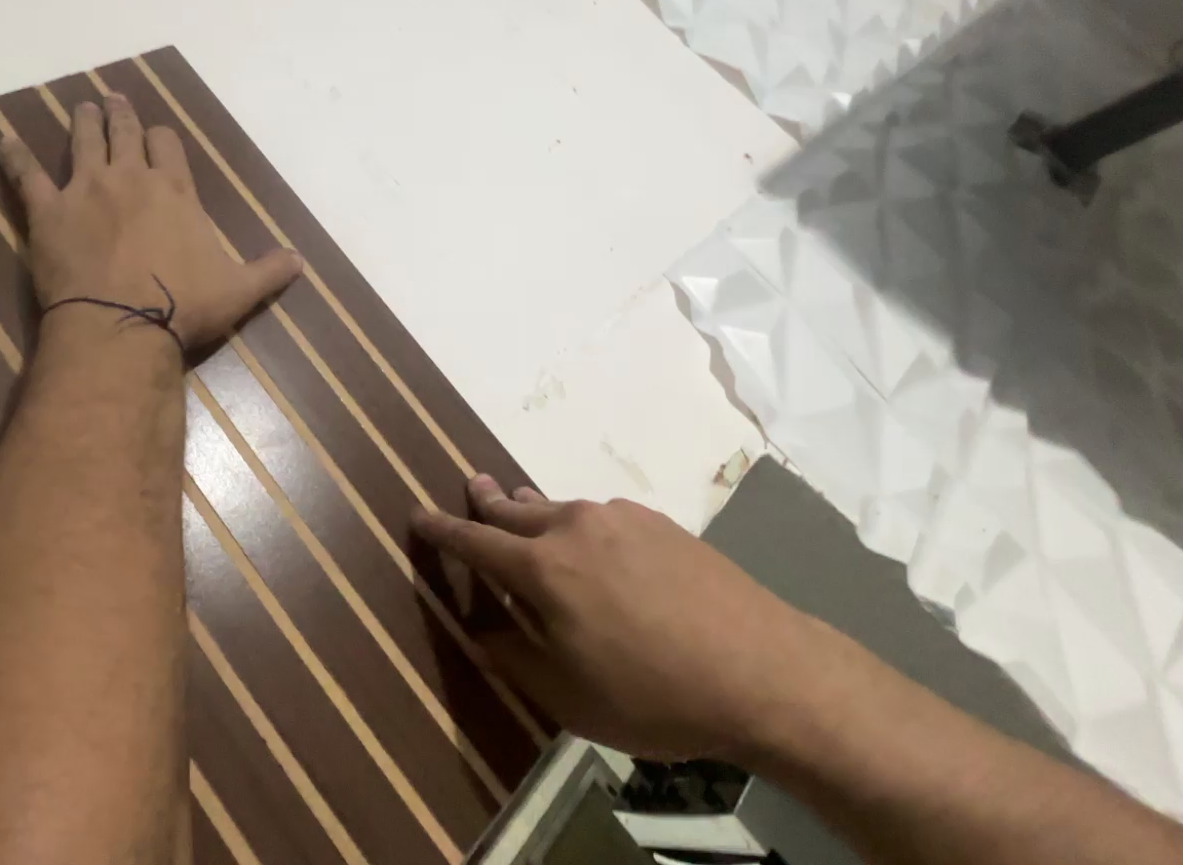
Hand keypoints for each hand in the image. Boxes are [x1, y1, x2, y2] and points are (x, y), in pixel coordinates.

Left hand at [0, 94, 301, 349]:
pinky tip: (4, 142)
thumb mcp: (238, 290)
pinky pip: (26, 175)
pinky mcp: (47, 212)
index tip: (158, 134)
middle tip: (114, 102)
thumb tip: (302, 261)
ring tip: (81, 108)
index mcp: (174, 189)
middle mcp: (129, 177)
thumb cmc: (184, 306)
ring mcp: (85, 190)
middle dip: (121, 115)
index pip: (168, 145)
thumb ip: (269, 271)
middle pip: (124, 131)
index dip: (162, 136)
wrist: (122, 325)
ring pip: (82, 141)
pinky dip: (14, 157)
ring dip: (82, 122)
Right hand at [413, 476, 832, 761]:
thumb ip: (513, 657)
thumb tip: (480, 631)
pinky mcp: (658, 522)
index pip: (474, 541)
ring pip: (558, 507)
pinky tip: (594, 546)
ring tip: (523, 509)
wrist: (766, 671)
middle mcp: (573, 528)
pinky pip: (599, 516)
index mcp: (542, 569)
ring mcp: (619, 519)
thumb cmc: (654, 695)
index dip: (441, 530)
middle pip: (514, 508)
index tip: (416, 515)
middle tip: (471, 485)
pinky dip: (579, 524)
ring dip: (533, 510)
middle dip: (486, 500)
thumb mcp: (569, 697)